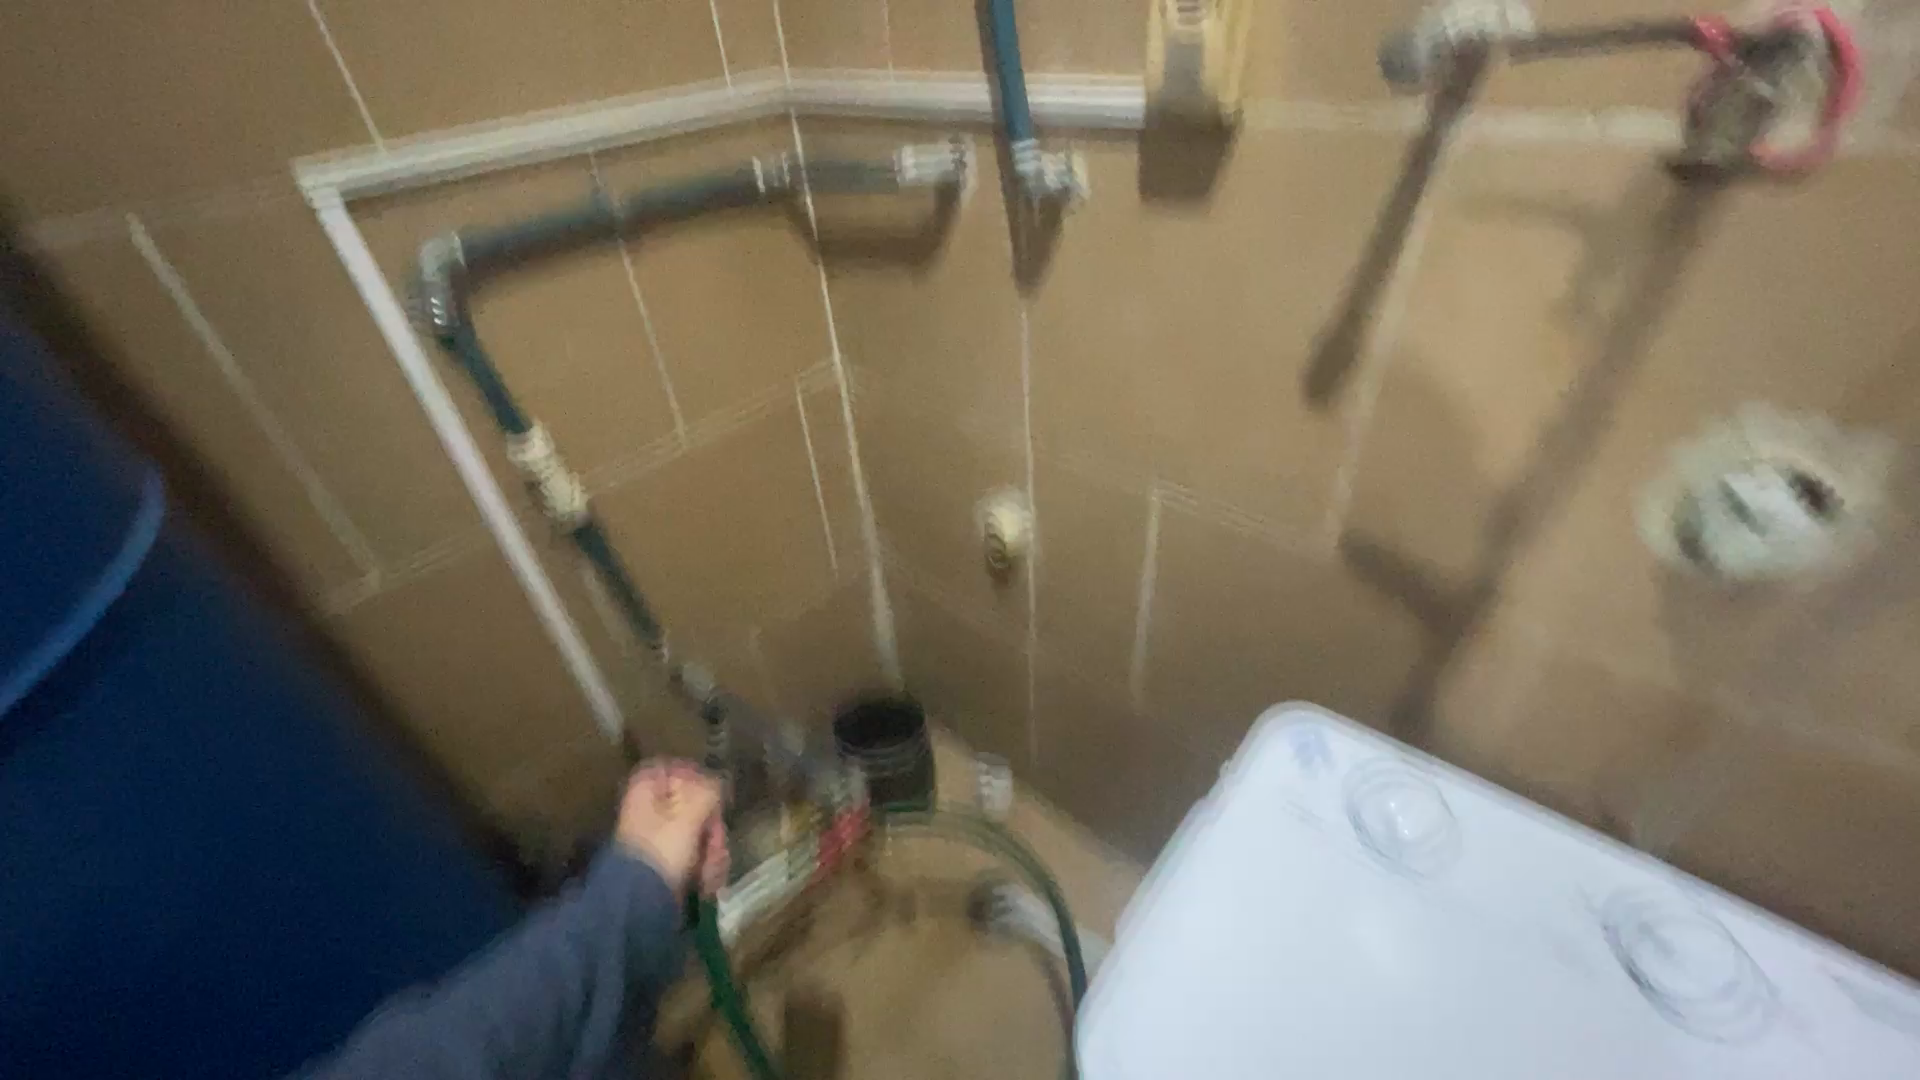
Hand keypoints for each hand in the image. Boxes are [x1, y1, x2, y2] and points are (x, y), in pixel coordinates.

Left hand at [615, 760, 727, 896]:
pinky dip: (706, 867)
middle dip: (712, 827)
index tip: (713, 794)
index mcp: (646, 791)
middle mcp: (650, 811)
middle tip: (715, 840)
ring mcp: (658, 839)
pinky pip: (696, 855)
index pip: (673, 769)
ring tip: (711, 869)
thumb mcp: (689, 813)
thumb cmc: (661, 850)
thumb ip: (708, 790)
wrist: (637, 905)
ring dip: (713, 851)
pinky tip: (707, 881)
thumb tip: (719, 781)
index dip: (696, 778)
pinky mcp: (667, 864)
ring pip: (700, 832)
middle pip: (694, 804)